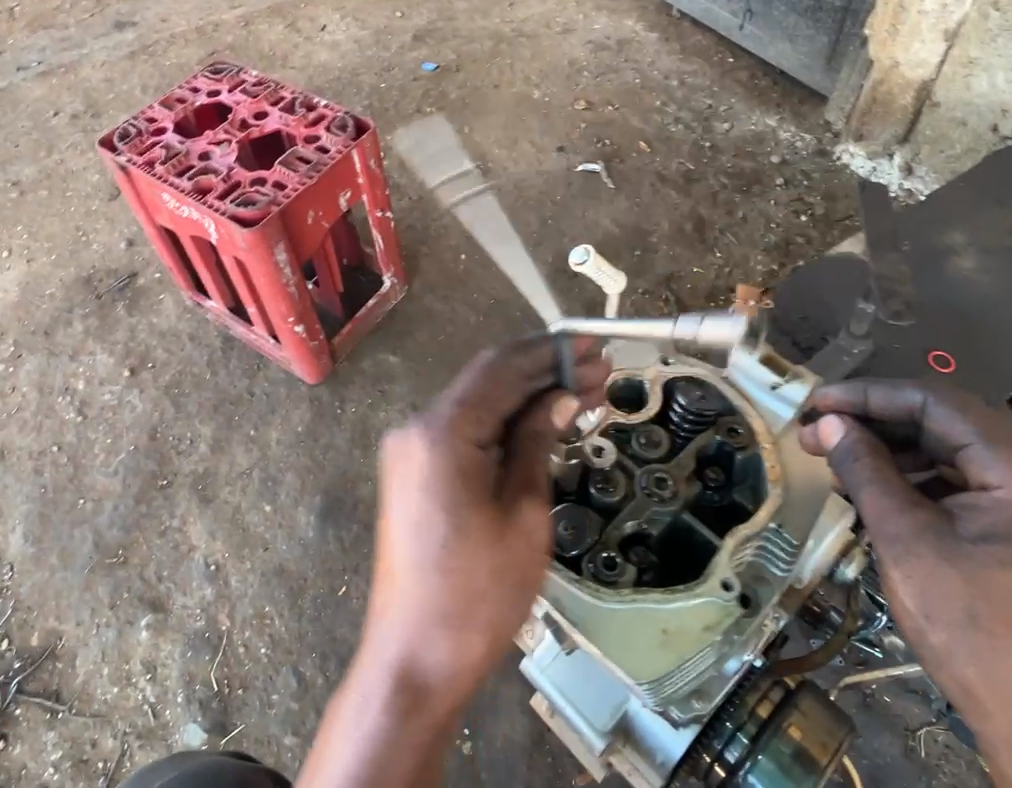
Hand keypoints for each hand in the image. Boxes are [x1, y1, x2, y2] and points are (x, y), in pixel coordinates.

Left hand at [358, 334, 607, 707]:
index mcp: (441, 432)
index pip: (502, 369)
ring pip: (478, 404)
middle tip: (600, 369)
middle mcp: (417, 429)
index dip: (551, 354)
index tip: (595, 349)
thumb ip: (536, 441)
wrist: (416, 660)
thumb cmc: (477, 595)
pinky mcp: (415, 474)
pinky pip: (465, 432)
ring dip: (527, 396)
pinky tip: (543, 422)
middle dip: (543, 371)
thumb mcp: (523, 513)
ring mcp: (411, 452)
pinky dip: (504, 423)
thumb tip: (560, 396)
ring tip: (585, 392)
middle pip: (487, 380)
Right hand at [800, 379, 1011, 787]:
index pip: (937, 402)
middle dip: (877, 425)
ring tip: (835, 464)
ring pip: (954, 455)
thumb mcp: (907, 541)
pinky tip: (874, 492)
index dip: (868, 396)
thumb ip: (866, 470)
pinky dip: (918, 483)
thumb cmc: (974, 630)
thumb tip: (827, 422)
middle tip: (815, 434)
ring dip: (894, 454)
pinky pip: (967, 487)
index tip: (814, 403)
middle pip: (948, 425)